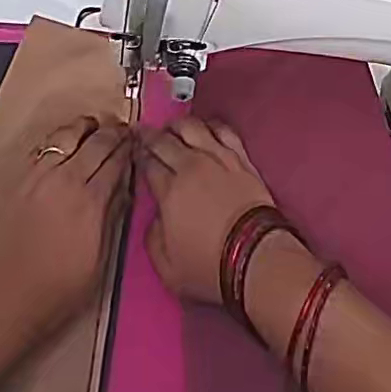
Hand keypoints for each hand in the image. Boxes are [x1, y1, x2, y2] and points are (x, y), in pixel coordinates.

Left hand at [0, 117, 132, 341]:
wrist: (6, 300)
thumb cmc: (58, 289)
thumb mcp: (99, 259)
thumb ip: (112, 215)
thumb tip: (123, 188)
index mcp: (88, 201)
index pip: (115, 160)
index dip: (129, 149)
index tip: (137, 143)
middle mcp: (64, 181)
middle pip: (95, 142)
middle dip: (113, 133)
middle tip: (123, 130)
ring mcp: (39, 177)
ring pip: (67, 135)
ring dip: (86, 127)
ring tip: (96, 126)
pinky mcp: (21, 181)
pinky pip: (46, 146)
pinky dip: (62, 138)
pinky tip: (68, 143)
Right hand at [136, 117, 275, 303]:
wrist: (256, 256)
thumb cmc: (210, 266)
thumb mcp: (166, 267)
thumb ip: (153, 237)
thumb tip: (156, 217)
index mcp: (169, 191)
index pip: (148, 164)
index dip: (138, 155)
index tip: (134, 151)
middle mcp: (191, 167)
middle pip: (165, 141)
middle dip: (149, 135)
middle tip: (142, 132)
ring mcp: (218, 158)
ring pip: (192, 128)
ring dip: (177, 125)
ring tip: (170, 127)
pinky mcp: (241, 158)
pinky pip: (224, 131)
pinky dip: (211, 125)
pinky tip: (205, 127)